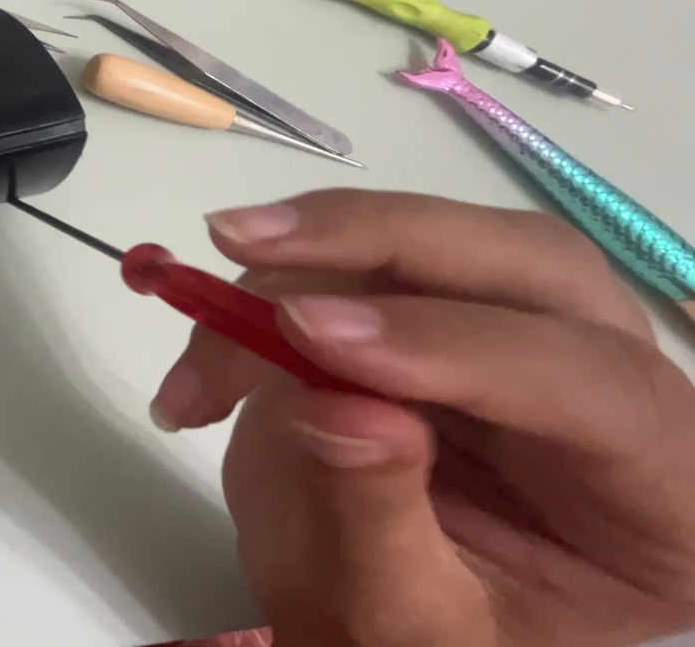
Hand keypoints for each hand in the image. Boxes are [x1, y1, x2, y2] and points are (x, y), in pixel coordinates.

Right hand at [149, 190, 694, 646]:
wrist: (344, 597)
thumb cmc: (395, 634)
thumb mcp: (385, 611)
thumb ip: (369, 513)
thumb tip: (335, 402)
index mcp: (654, 498)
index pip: (587, 385)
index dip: (445, 342)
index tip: (300, 331)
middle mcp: (602, 393)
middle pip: (517, 262)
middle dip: (368, 237)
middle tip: (237, 239)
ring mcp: (500, 336)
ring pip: (417, 240)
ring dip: (287, 264)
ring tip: (195, 330)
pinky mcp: (408, 310)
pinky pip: (333, 260)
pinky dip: (249, 287)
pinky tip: (200, 355)